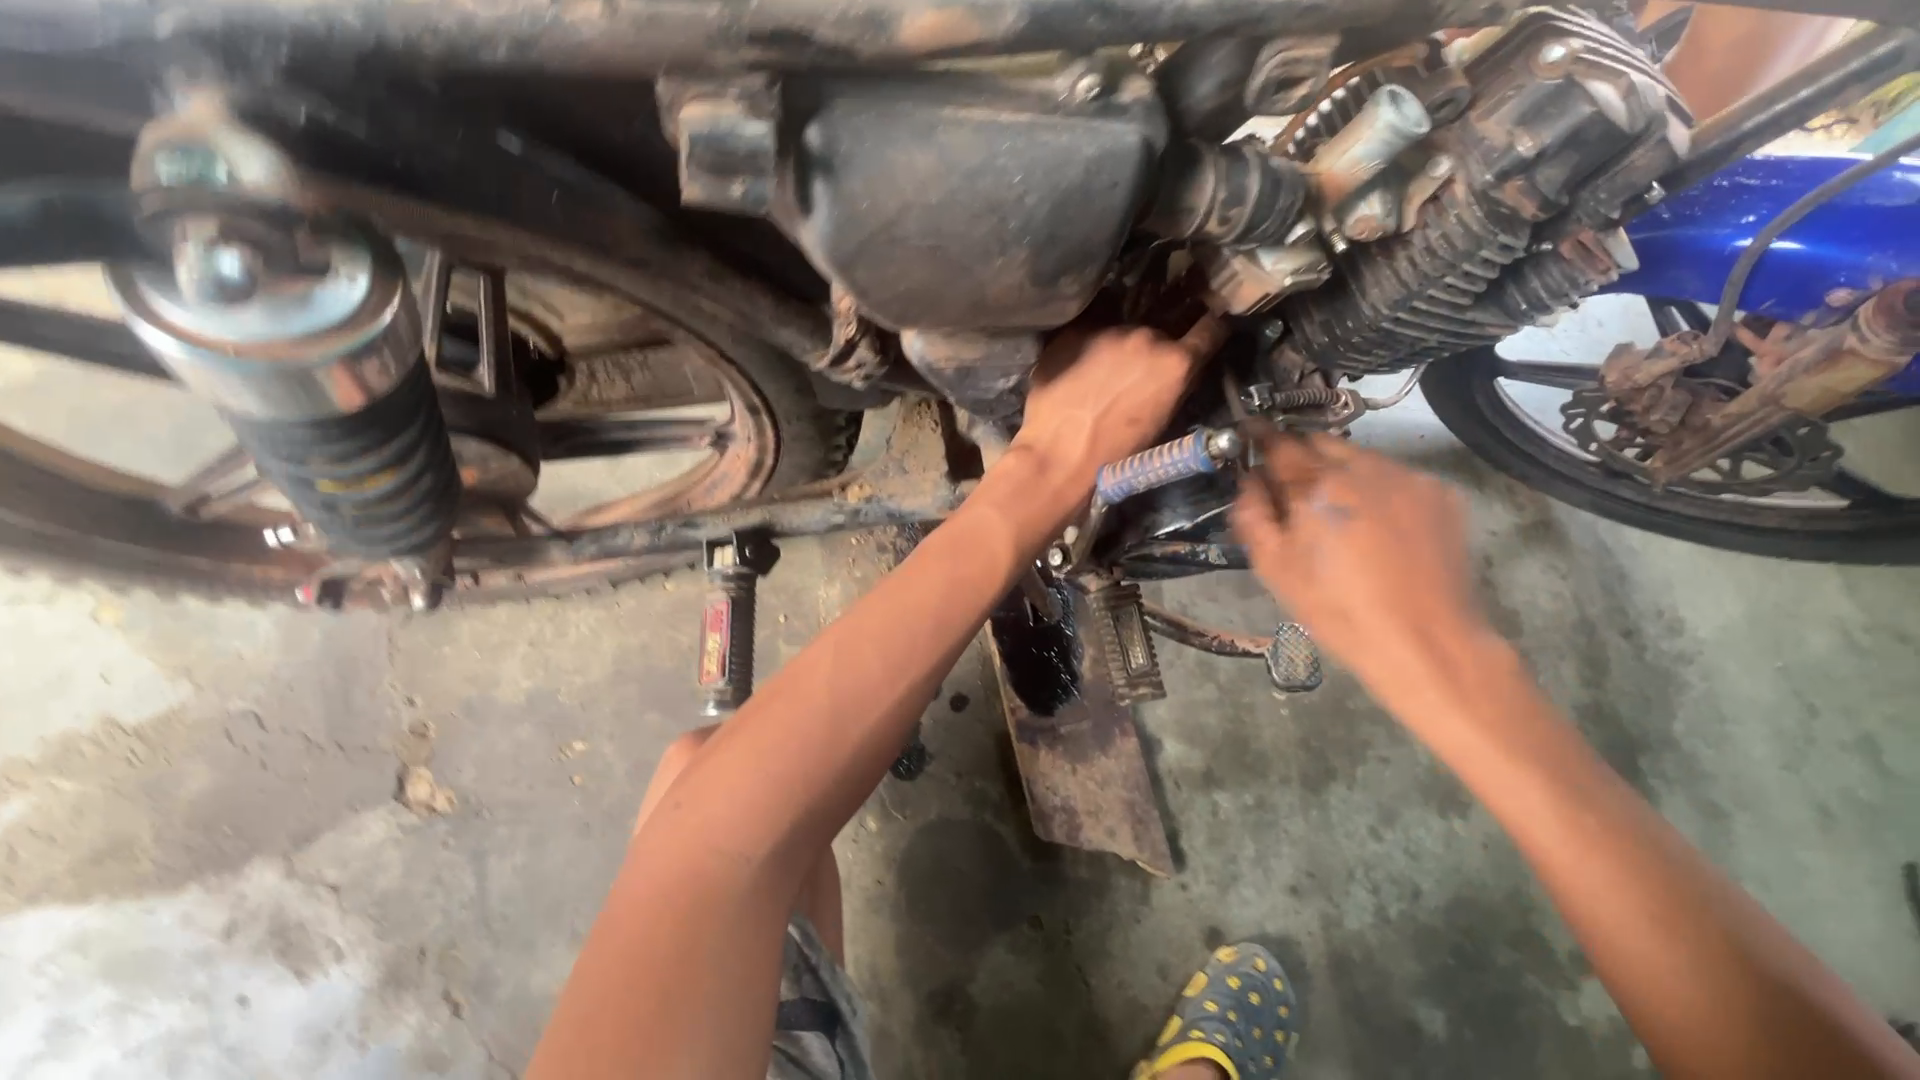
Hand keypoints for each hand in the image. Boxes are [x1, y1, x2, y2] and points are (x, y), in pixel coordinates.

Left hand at [1008, 326, 1205, 506]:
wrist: (1059, 456)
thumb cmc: (1114, 454)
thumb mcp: (1161, 422)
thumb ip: (1176, 386)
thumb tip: (1182, 368)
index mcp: (1175, 362)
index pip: (1209, 328)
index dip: (1209, 329)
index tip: (1204, 331)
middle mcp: (1147, 336)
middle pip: (1158, 332)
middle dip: (1150, 350)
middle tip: (1134, 374)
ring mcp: (1109, 330)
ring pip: (1121, 332)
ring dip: (1117, 348)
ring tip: (1099, 377)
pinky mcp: (1075, 332)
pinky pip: (1089, 334)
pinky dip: (1087, 349)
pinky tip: (1076, 373)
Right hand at [1230, 434, 1489, 695]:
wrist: (1425, 640)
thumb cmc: (1337, 610)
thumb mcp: (1274, 569)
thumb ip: (1252, 514)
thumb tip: (1250, 481)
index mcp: (1317, 484)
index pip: (1278, 441)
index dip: (1259, 439)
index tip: (1250, 440)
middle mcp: (1365, 467)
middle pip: (1321, 443)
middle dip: (1303, 459)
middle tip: (1297, 495)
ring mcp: (1409, 477)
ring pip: (1362, 458)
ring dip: (1343, 475)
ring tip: (1343, 518)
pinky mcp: (1442, 493)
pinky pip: (1398, 479)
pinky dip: (1382, 492)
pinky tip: (1382, 530)